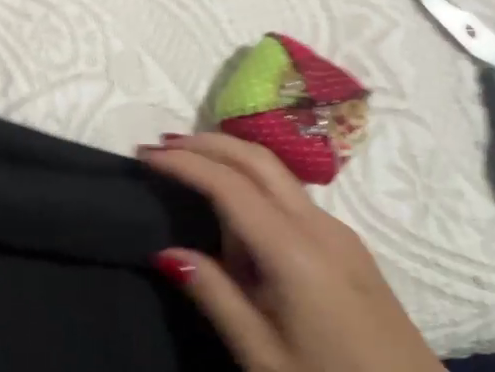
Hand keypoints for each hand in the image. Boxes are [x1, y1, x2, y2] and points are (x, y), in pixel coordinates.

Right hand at [143, 133, 442, 371]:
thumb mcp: (263, 355)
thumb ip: (214, 295)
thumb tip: (166, 250)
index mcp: (293, 251)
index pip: (227, 183)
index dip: (182, 162)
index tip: (143, 155)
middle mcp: (319, 226)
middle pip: (256, 159)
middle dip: (206, 143)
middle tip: (159, 146)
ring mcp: (340, 234)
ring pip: (277, 172)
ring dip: (230, 156)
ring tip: (188, 165)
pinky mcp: (350, 248)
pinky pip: (292, 195)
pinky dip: (253, 178)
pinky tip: (235, 205)